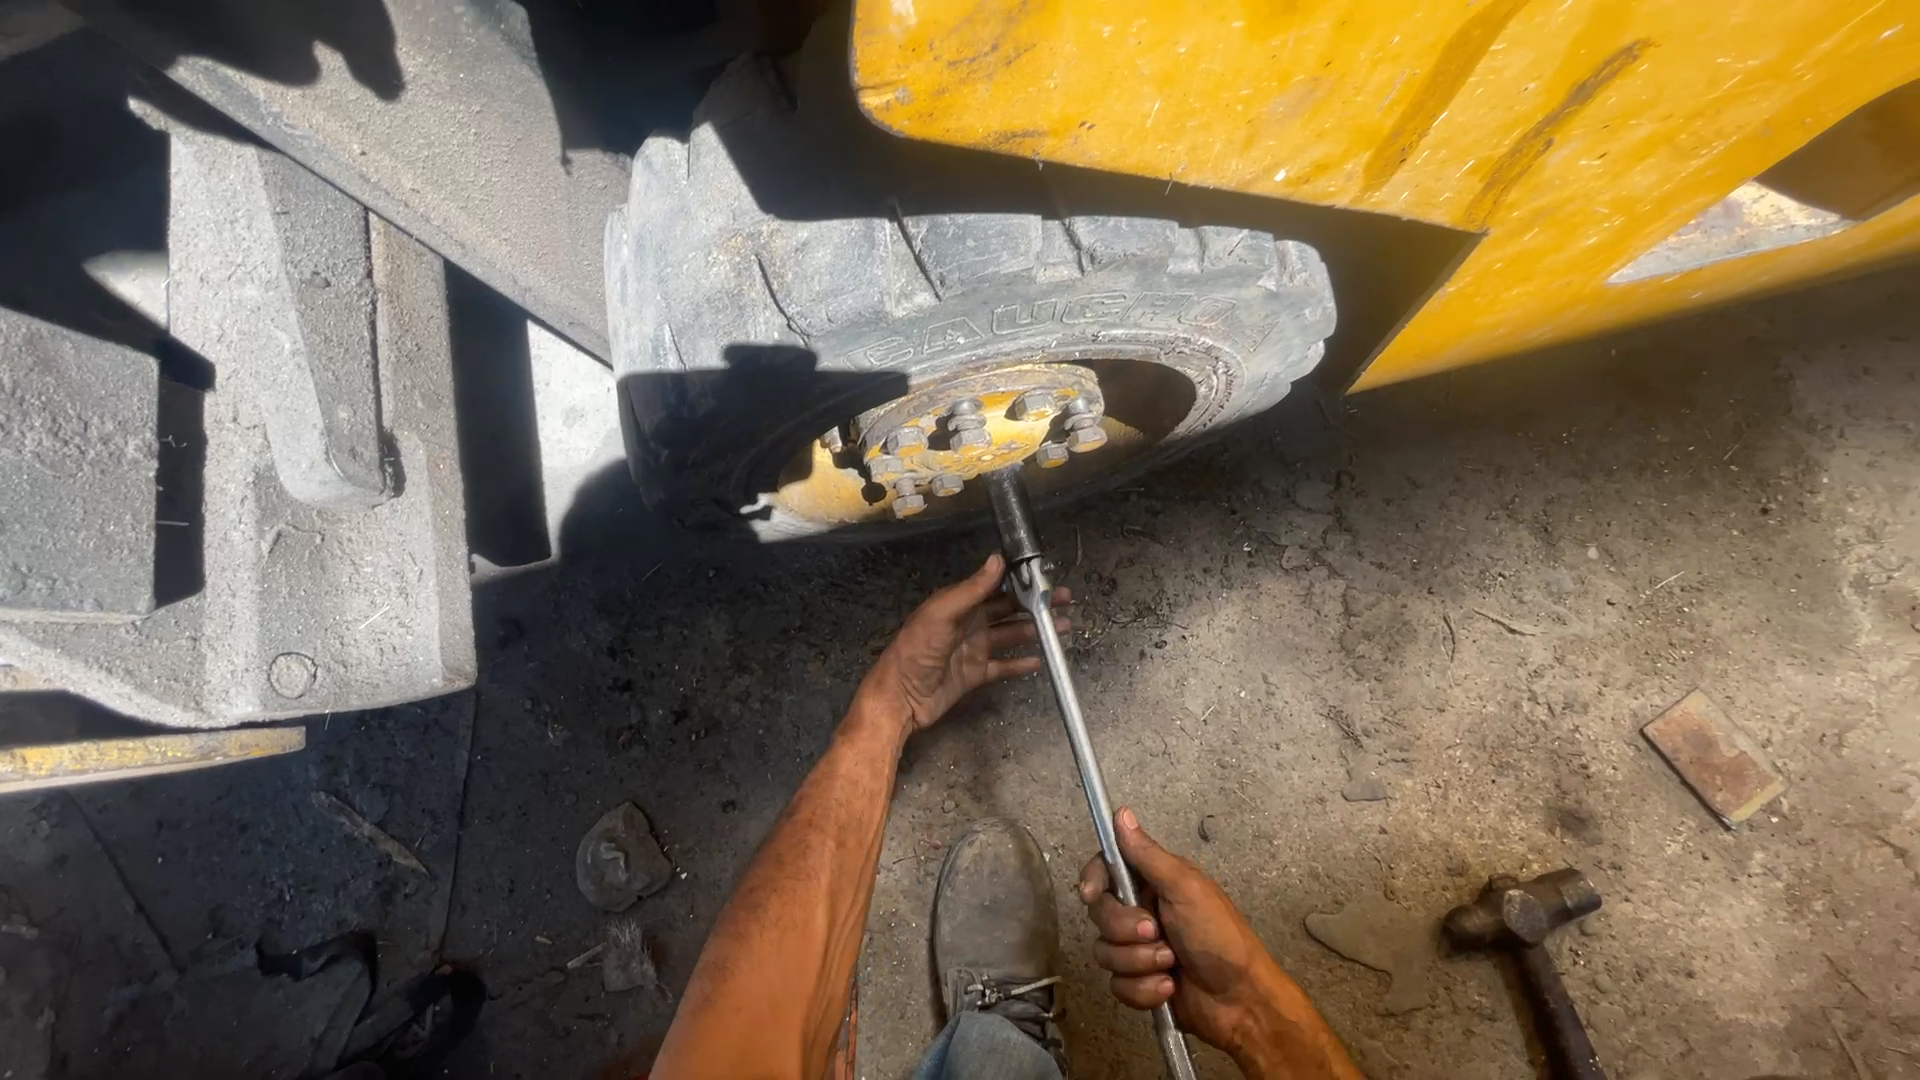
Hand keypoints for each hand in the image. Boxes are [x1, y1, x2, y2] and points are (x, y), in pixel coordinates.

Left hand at [860, 554, 1069, 735]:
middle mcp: (970, 623)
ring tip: (1064, 627)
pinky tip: (1041, 661)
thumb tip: (998, 559)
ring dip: (1036, 632)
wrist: (901, 695)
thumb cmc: (917, 649)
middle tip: (1065, 601)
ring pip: (1012, 636)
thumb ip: (972, 589)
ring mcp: (974, 649)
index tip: (1046, 578)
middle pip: (1009, 610)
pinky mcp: (976, 674)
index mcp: (960, 604)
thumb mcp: (942, 614)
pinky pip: (1004, 666)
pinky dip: (1021, 664)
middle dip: (1036, 605)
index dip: (1021, 582)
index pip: (996, 587)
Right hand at [1078, 809, 1361, 1079]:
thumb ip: (1148, 854)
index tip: (1092, 894)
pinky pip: (1118, 985)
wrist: (1242, 1002)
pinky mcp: (1139, 982)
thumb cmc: (1221, 937)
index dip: (1093, 880)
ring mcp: (1138, 948)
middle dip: (1125, 929)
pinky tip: (1168, 986)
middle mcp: (1141, 910)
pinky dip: (1143, 989)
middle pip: (1100, 913)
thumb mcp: (1186, 889)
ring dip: (1139, 961)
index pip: (1105, 869)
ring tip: (1170, 964)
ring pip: (1105, 951)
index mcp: (1152, 882)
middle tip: (1157, 932)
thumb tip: (1121, 813)